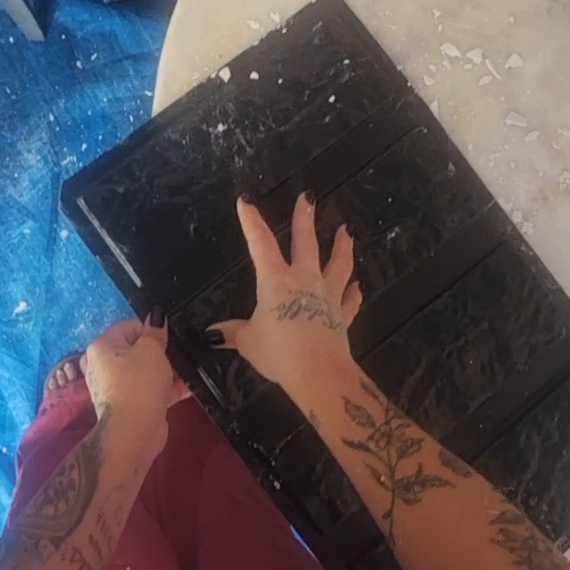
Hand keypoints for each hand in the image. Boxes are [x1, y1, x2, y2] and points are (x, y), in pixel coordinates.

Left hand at [81, 319, 186, 462]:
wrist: (133, 433)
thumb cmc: (139, 384)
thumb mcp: (152, 350)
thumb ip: (156, 330)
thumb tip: (156, 316)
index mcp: (102, 346)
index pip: (130, 327)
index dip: (152, 331)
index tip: (169, 340)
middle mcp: (103, 365)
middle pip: (138, 350)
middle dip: (161, 353)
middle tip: (179, 356)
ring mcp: (115, 387)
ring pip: (145, 371)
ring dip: (167, 371)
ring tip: (187, 372)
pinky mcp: (128, 405)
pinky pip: (149, 389)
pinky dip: (165, 388)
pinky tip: (188, 388)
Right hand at [209, 194, 361, 391]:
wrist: (318, 372)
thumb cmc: (279, 352)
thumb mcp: (248, 342)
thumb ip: (232, 334)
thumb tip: (212, 335)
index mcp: (275, 280)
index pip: (260, 243)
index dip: (251, 221)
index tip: (246, 201)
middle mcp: (303, 280)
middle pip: (305, 242)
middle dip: (304, 218)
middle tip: (307, 197)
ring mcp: (326, 296)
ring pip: (338, 264)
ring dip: (342, 246)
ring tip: (347, 231)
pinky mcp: (342, 316)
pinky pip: (350, 301)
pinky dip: (354, 293)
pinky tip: (358, 286)